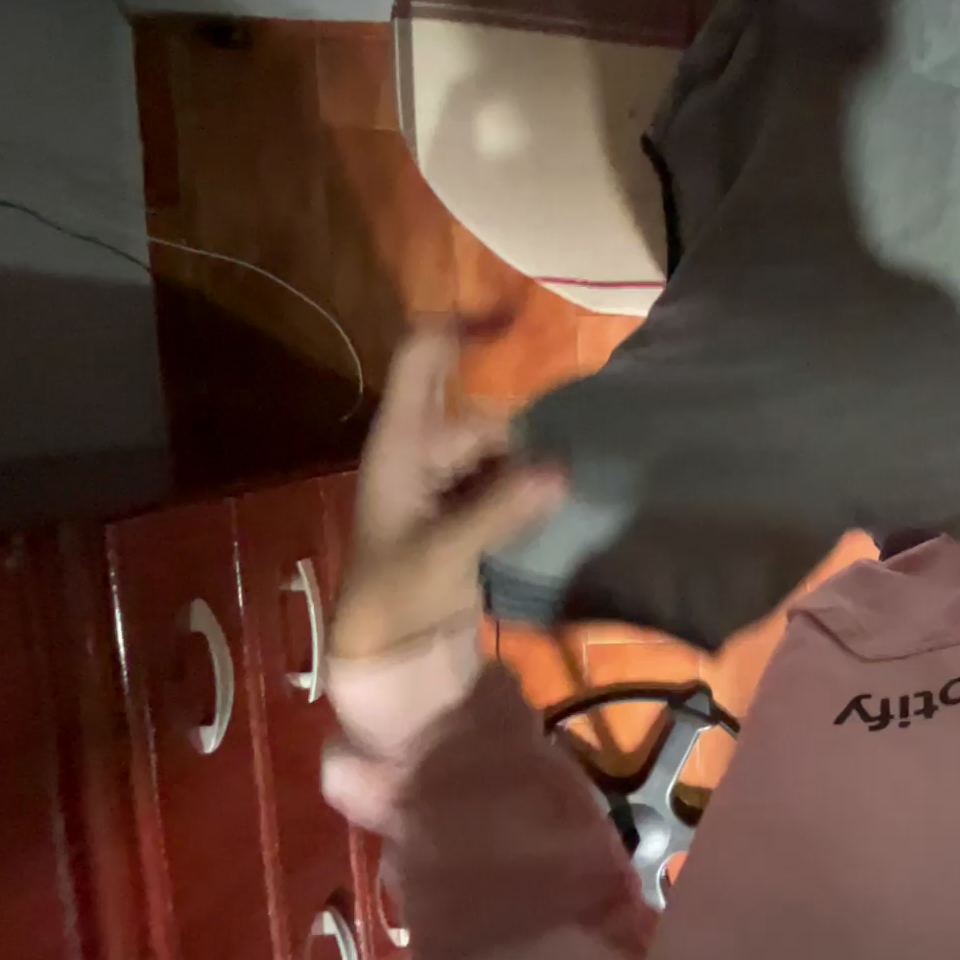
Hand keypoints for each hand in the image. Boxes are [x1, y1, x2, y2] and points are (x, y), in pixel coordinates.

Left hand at [330, 327, 567, 660]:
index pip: (425, 361)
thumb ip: (499, 511)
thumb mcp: (440, 553)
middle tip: (564, 471)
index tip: (517, 316)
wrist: (393, 644)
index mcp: (404, 442)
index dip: (462, 327)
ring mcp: (458, 475)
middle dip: (531, 434)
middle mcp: (432, 447)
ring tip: (567, 490)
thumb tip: (562, 468)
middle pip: (493, 414)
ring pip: (514, 445)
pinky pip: (521, 472)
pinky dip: (542, 481)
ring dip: (541, 462)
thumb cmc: (394, 594)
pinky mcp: (480, 501)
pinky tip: (563, 500)